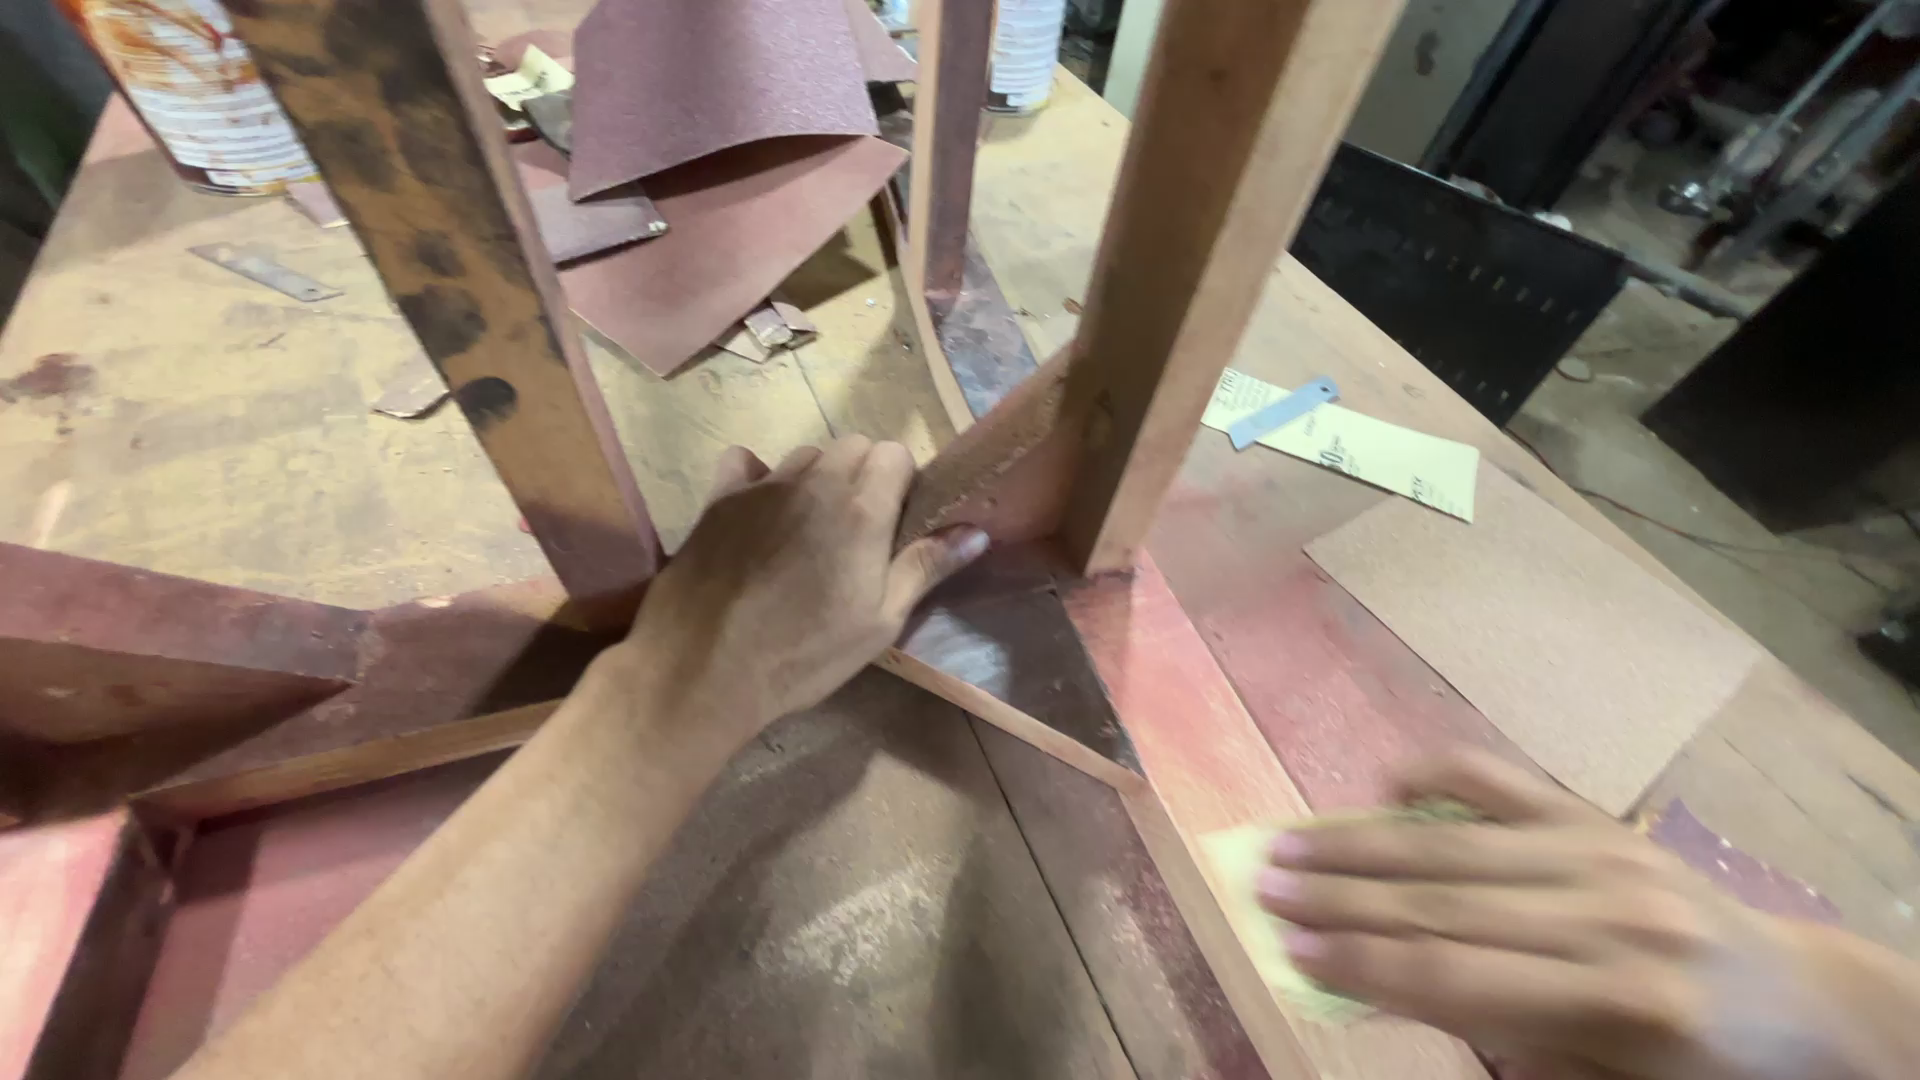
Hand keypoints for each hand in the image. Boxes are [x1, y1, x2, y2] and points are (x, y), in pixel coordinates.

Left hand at [607, 438, 987, 742]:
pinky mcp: (718, 498)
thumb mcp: (880, 621)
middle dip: (863, 475)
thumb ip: (926, 566)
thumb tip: (976, 530)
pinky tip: (758, 515)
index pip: (895, 453)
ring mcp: (762, 486)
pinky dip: (758, 477)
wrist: (702, 670)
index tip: (895, 522)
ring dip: (817, 479)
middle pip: (853, 446)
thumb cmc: (804, 654)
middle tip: (855, 531)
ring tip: (807, 530)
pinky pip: (746, 462)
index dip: (901, 482)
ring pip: (805, 455)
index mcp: (862, 508)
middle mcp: (814, 481)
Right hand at [1257, 750, 1854, 1079]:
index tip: (1290, 948)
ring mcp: (1602, 852)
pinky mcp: (1592, 814)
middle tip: (1265, 884)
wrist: (1807, 1008)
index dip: (1362, 961)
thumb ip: (1488, 1031)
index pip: (1454, 976)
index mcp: (1624, 1006)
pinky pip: (1495, 780)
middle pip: (1438, 902)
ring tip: (1290, 844)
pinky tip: (1380, 788)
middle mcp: (1612, 918)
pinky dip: (1429, 777)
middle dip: (1338, 896)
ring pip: (1450, 844)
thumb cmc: (1693, 1069)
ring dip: (1357, 844)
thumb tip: (1368, 980)